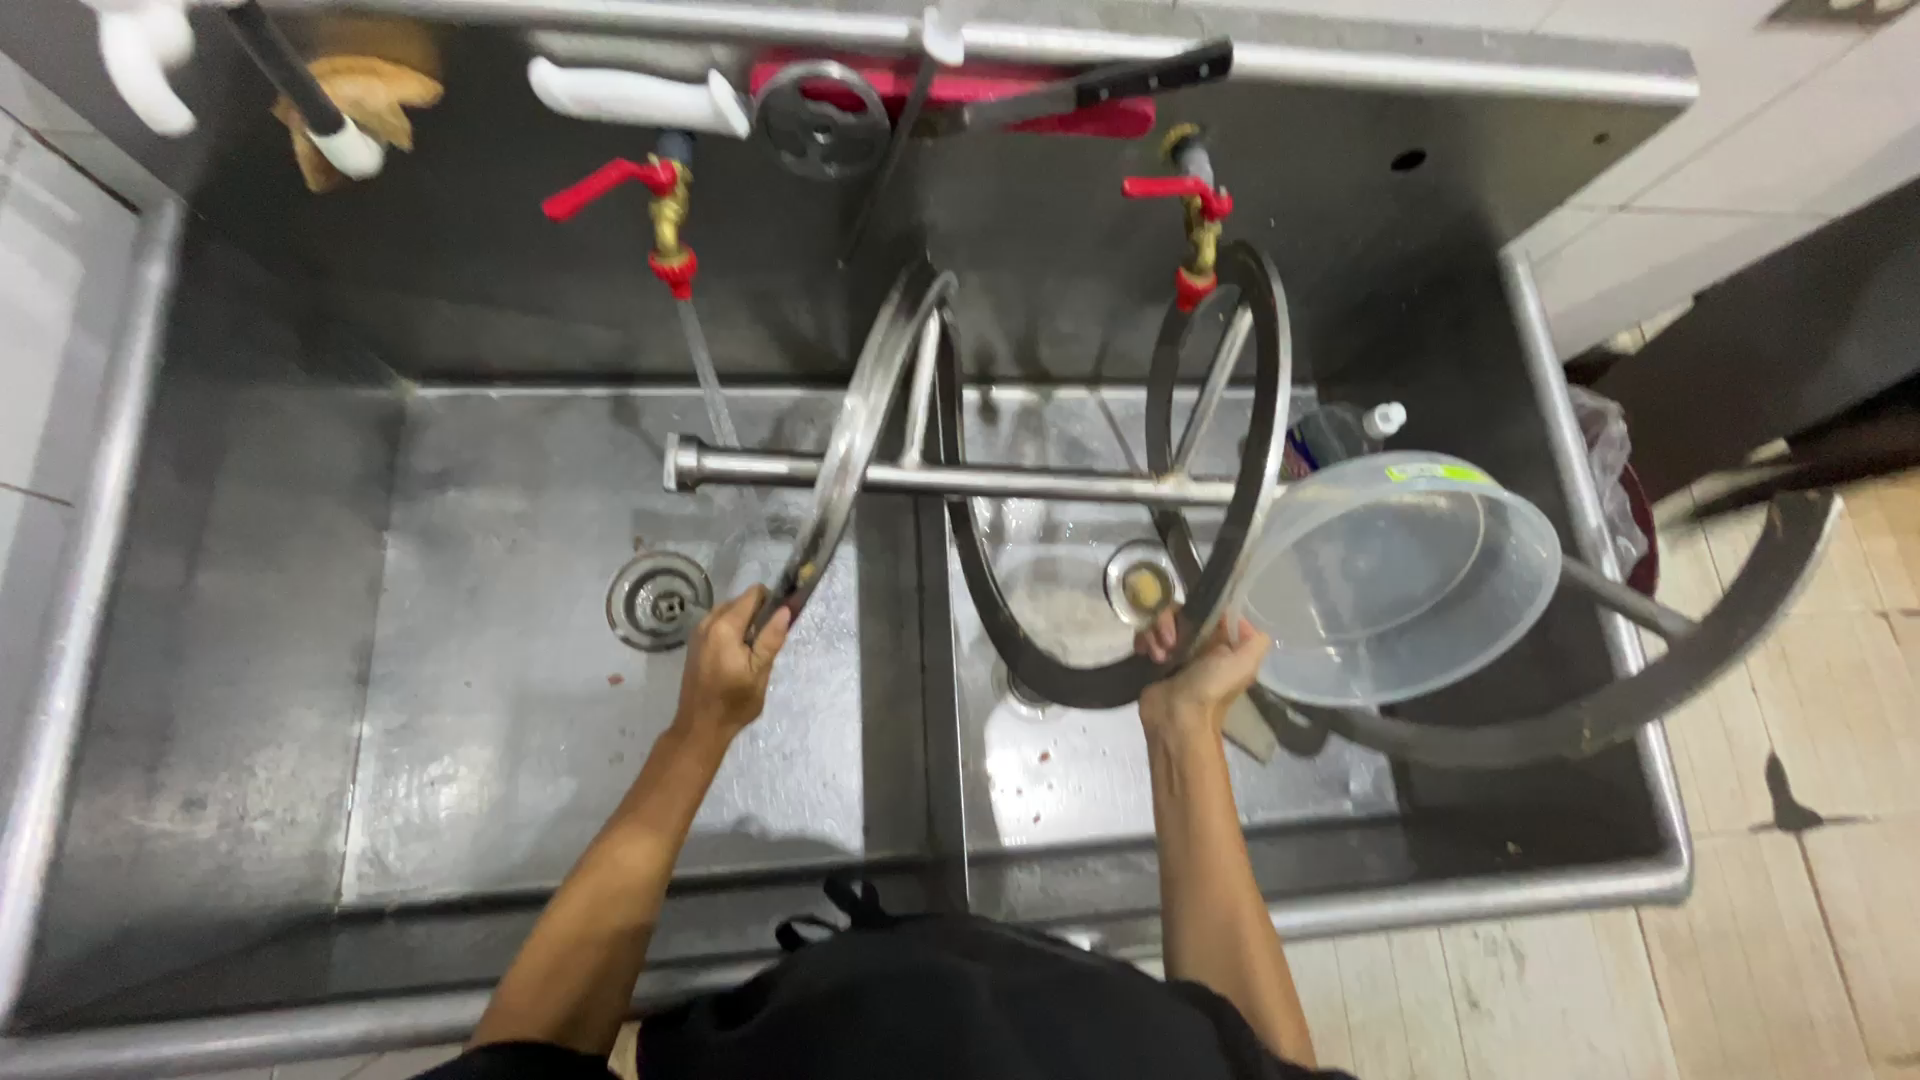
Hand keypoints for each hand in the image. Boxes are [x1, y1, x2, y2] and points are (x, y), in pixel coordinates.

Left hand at [674, 584, 792, 739]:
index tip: (780, 619)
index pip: (753, 595)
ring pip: (728, 611)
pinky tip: (738, 653)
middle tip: (767, 640)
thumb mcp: (759, 672)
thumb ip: (771, 638)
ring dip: (744, 622)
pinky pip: (717, 623)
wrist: (700, 726)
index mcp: (725, 627)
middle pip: (740, 601)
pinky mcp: (694, 643)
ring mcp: (698, 632)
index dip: (771, 601)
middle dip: (758, 613)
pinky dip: (731, 629)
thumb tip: (785, 609)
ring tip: (753, 649)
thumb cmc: (734, 702)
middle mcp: (708, 622)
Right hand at [1135, 608, 1268, 741]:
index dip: (1198, 610)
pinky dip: (1144, 641)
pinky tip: (1146, 655)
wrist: (1176, 719)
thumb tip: (1237, 619)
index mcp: (1221, 643)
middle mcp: (1198, 643)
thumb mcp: (1244, 665)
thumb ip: (1256, 642)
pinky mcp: (1152, 657)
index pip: (1207, 610)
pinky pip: (1145, 634)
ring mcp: (1173, 649)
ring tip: (1159, 656)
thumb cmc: (1210, 689)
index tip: (1192, 621)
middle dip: (1170, 623)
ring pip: (1160, 621)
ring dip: (1156, 634)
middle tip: (1170, 642)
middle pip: (1179, 613)